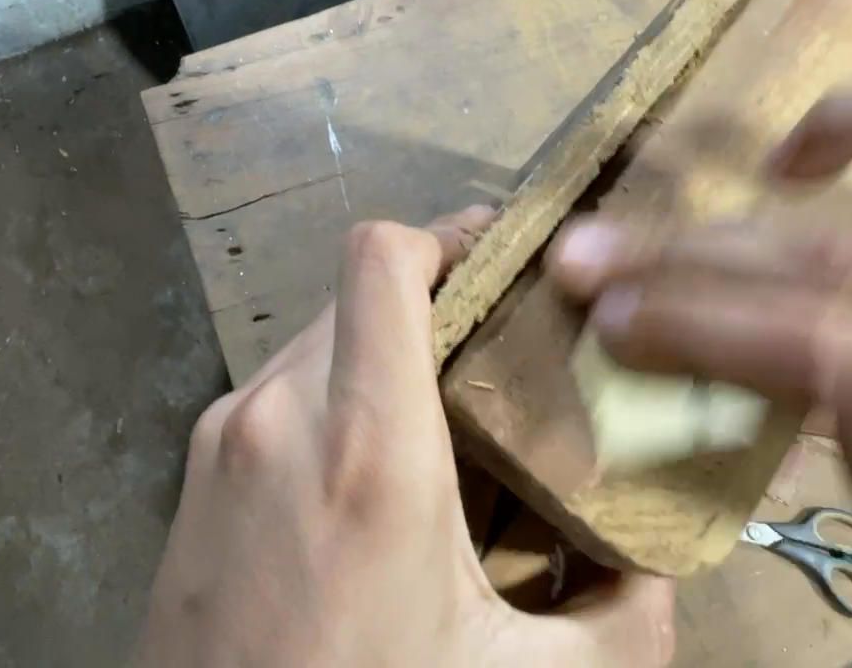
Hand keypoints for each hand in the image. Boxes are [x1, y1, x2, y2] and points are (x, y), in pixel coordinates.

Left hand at [137, 207, 675, 666]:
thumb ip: (619, 615)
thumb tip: (655, 554)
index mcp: (365, 450)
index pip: (380, 262)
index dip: (440, 236)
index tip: (493, 256)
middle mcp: (278, 416)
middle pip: (358, 295)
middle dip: (429, 305)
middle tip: (490, 348)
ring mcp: (223, 437)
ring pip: (317, 340)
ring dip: (378, 355)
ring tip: (435, 416)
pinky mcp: (196, 468)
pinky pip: (279, 391)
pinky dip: (330, 397)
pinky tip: (361, 471)